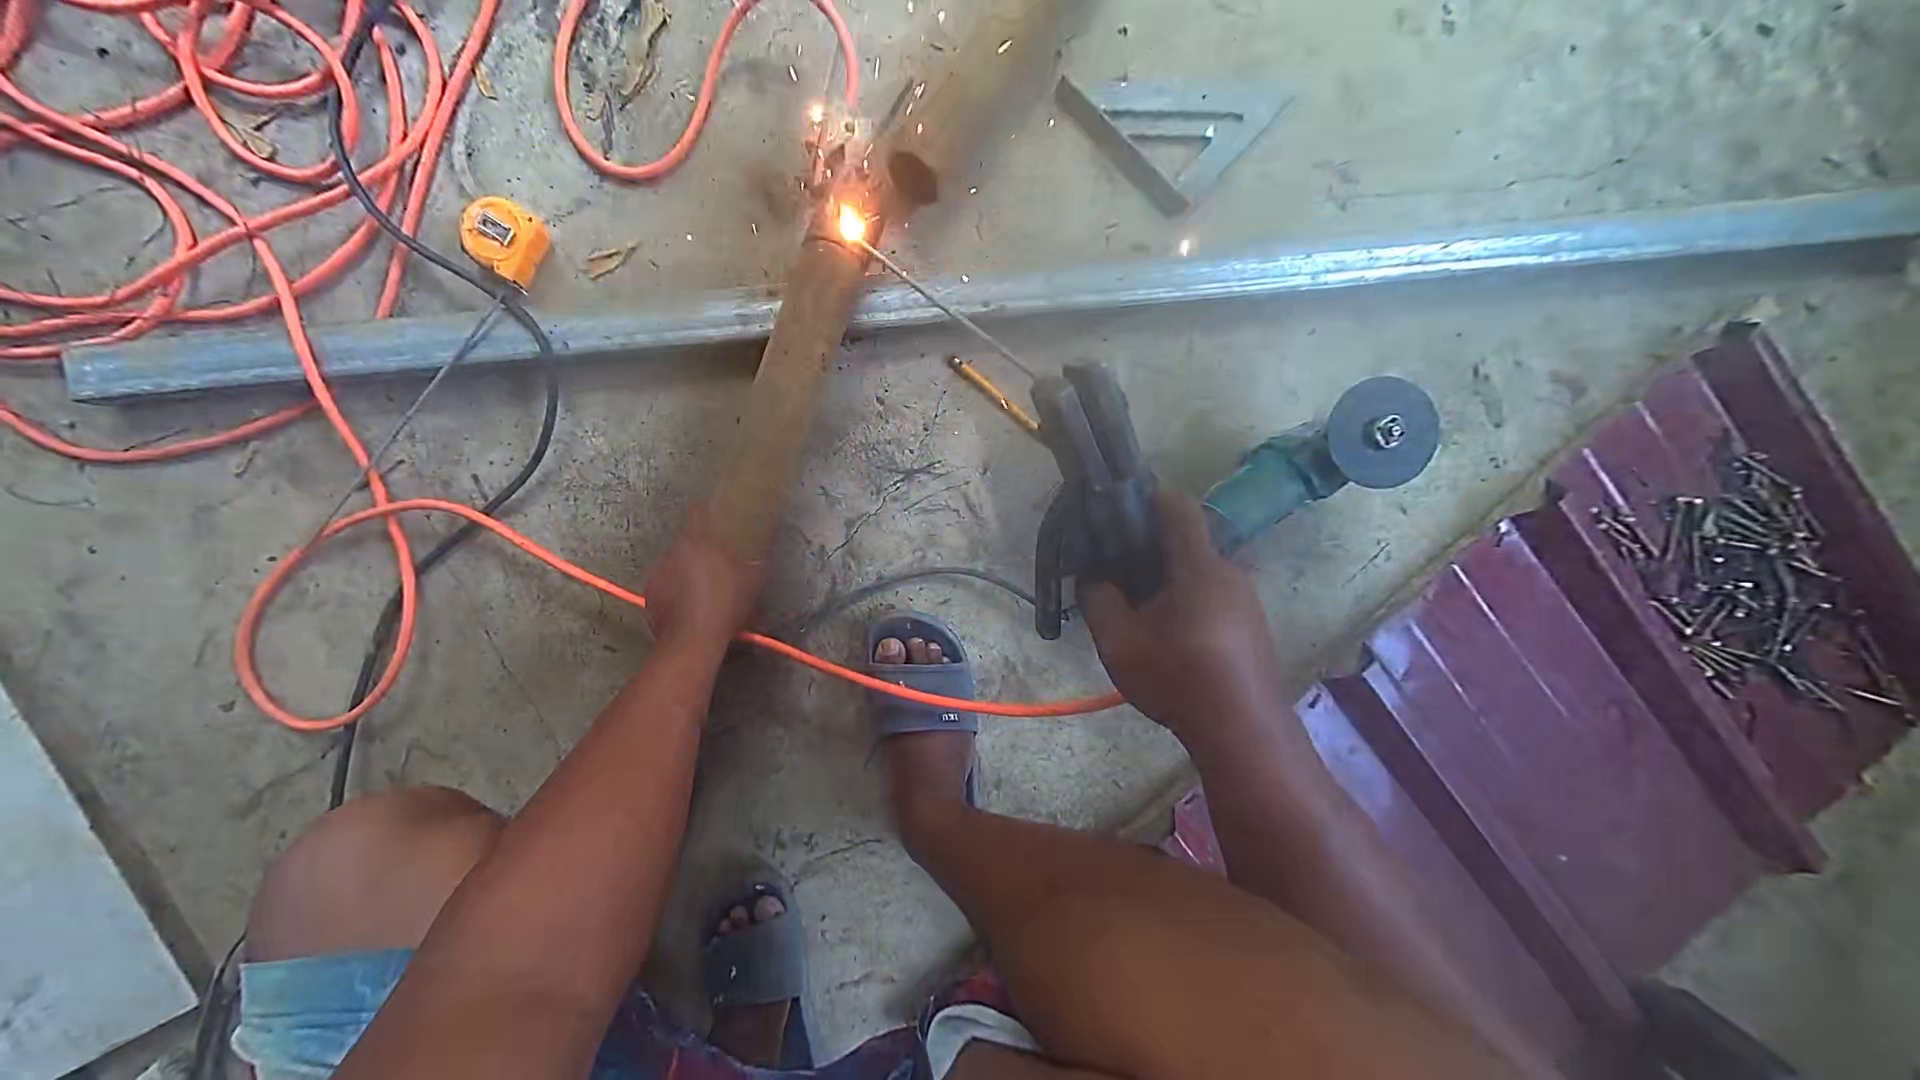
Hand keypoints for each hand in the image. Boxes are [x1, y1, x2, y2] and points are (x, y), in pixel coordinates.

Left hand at [642, 503, 767, 649]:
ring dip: (688, 565)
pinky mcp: (651, 592)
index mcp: (699, 541)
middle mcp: (674, 550)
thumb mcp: (753, 580)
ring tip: (705, 583)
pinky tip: (691, 599)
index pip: (699, 510)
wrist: (693, 641)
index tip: (717, 512)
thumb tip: (763, 540)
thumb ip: (756, 555)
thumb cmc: (725, 607)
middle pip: (687, 536)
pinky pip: (666, 580)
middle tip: (718, 556)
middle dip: (701, 544)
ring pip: (675, 559)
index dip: (709, 510)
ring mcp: (659, 571)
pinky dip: (676, 585)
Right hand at [1079, 488, 1286, 742]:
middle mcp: (1230, 572)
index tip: (1118, 508)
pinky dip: (1186, 596)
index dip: (1148, 498)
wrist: (1242, 731)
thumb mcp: (1120, 642)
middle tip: (1115, 565)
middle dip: (1149, 545)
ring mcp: (1246, 599)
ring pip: (1199, 569)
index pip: (1178, 507)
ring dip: (1168, 575)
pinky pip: (1213, 593)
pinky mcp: (1251, 624)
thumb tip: (1093, 577)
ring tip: (1136, 602)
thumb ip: (1098, 599)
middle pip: (1187, 540)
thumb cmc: (1178, 678)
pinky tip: (1167, 630)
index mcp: (1200, 566)